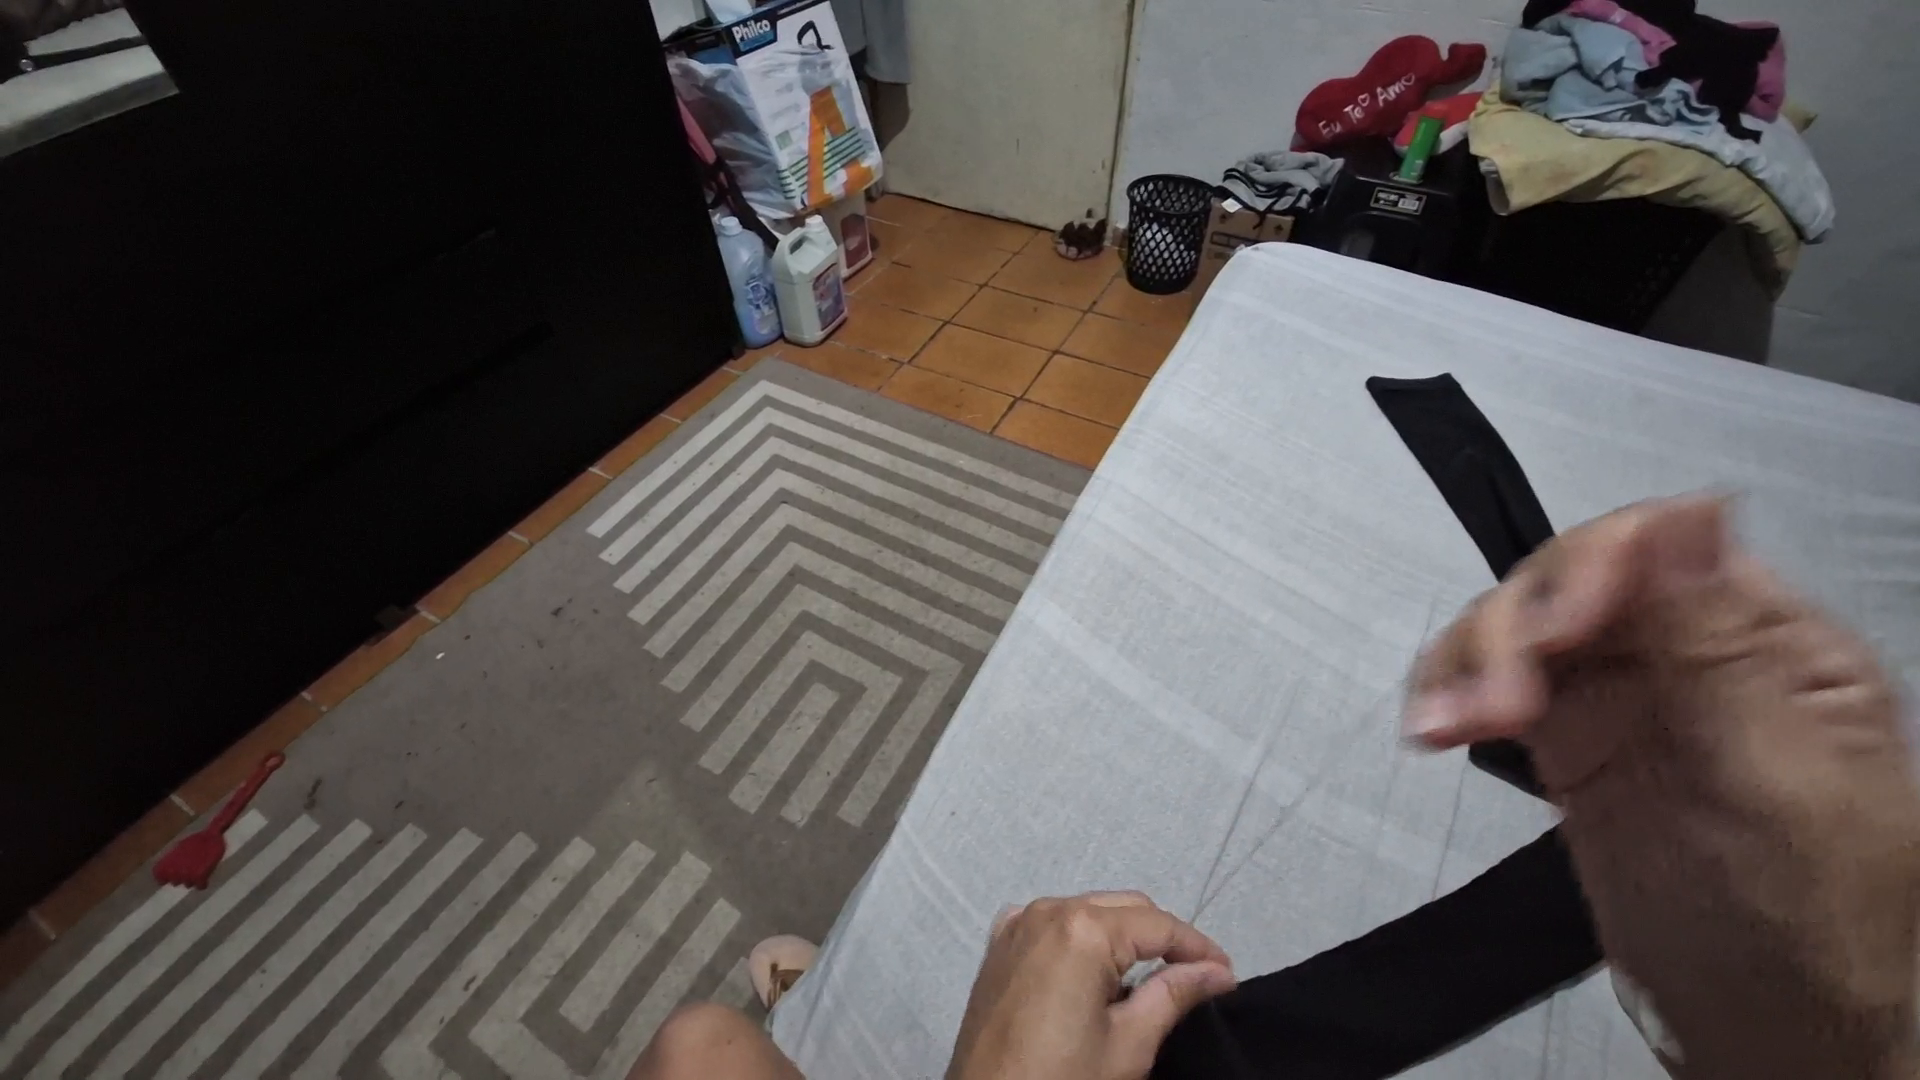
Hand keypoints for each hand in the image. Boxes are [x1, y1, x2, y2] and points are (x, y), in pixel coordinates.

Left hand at [945, 891, 1235, 1079]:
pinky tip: (1093, 973)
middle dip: (1161, 937)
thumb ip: (1173, 995)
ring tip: (1149, 981)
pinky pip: (1051, 922)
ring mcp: (1019, 922)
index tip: (1227, 974)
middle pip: (1123, 907)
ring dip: (1121, 936)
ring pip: (1088, 910)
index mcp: (1081, 928)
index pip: (1156, 923)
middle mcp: (1048, 909)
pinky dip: (1079, 937)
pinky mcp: (1000, 943)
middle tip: (1196, 978)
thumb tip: (1217, 972)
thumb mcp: (1128, 1045)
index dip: (1198, 947)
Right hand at [1406, 496, 1919, 1079]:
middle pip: (1557, 580)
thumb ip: (1717, 645)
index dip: (1590, 568)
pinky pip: (1477, 679)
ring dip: (1460, 666)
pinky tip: (1434, 728)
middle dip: (1508, 633)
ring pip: (1503, 625)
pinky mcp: (1552, 728)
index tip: (1552, 635)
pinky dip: (1443, 693)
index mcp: (1765, 641)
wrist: (1767, 1028)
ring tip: (1444, 729)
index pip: (1656, 545)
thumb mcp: (1774, 781)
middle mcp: (1676, 645)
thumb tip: (1687, 513)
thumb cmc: (1808, 922)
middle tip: (1495, 711)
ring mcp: (1606, 687)